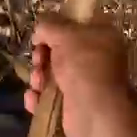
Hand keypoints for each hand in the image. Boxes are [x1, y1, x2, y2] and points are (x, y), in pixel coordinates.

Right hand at [24, 16, 133, 136]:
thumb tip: (40, 31)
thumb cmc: (83, 65)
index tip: (42, 31)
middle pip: (61, 50)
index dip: (58, 25)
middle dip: (43, 54)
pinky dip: (39, 97)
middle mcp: (96, 59)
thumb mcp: (64, 33)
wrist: (94, 114)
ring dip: (39, 76)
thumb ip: (48, 25)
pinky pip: (50, 97)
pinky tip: (34, 98)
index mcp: (102, 36)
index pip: (77, 23)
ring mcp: (85, 84)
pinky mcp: (74, 107)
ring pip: (53, 74)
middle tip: (38, 59)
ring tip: (37, 82)